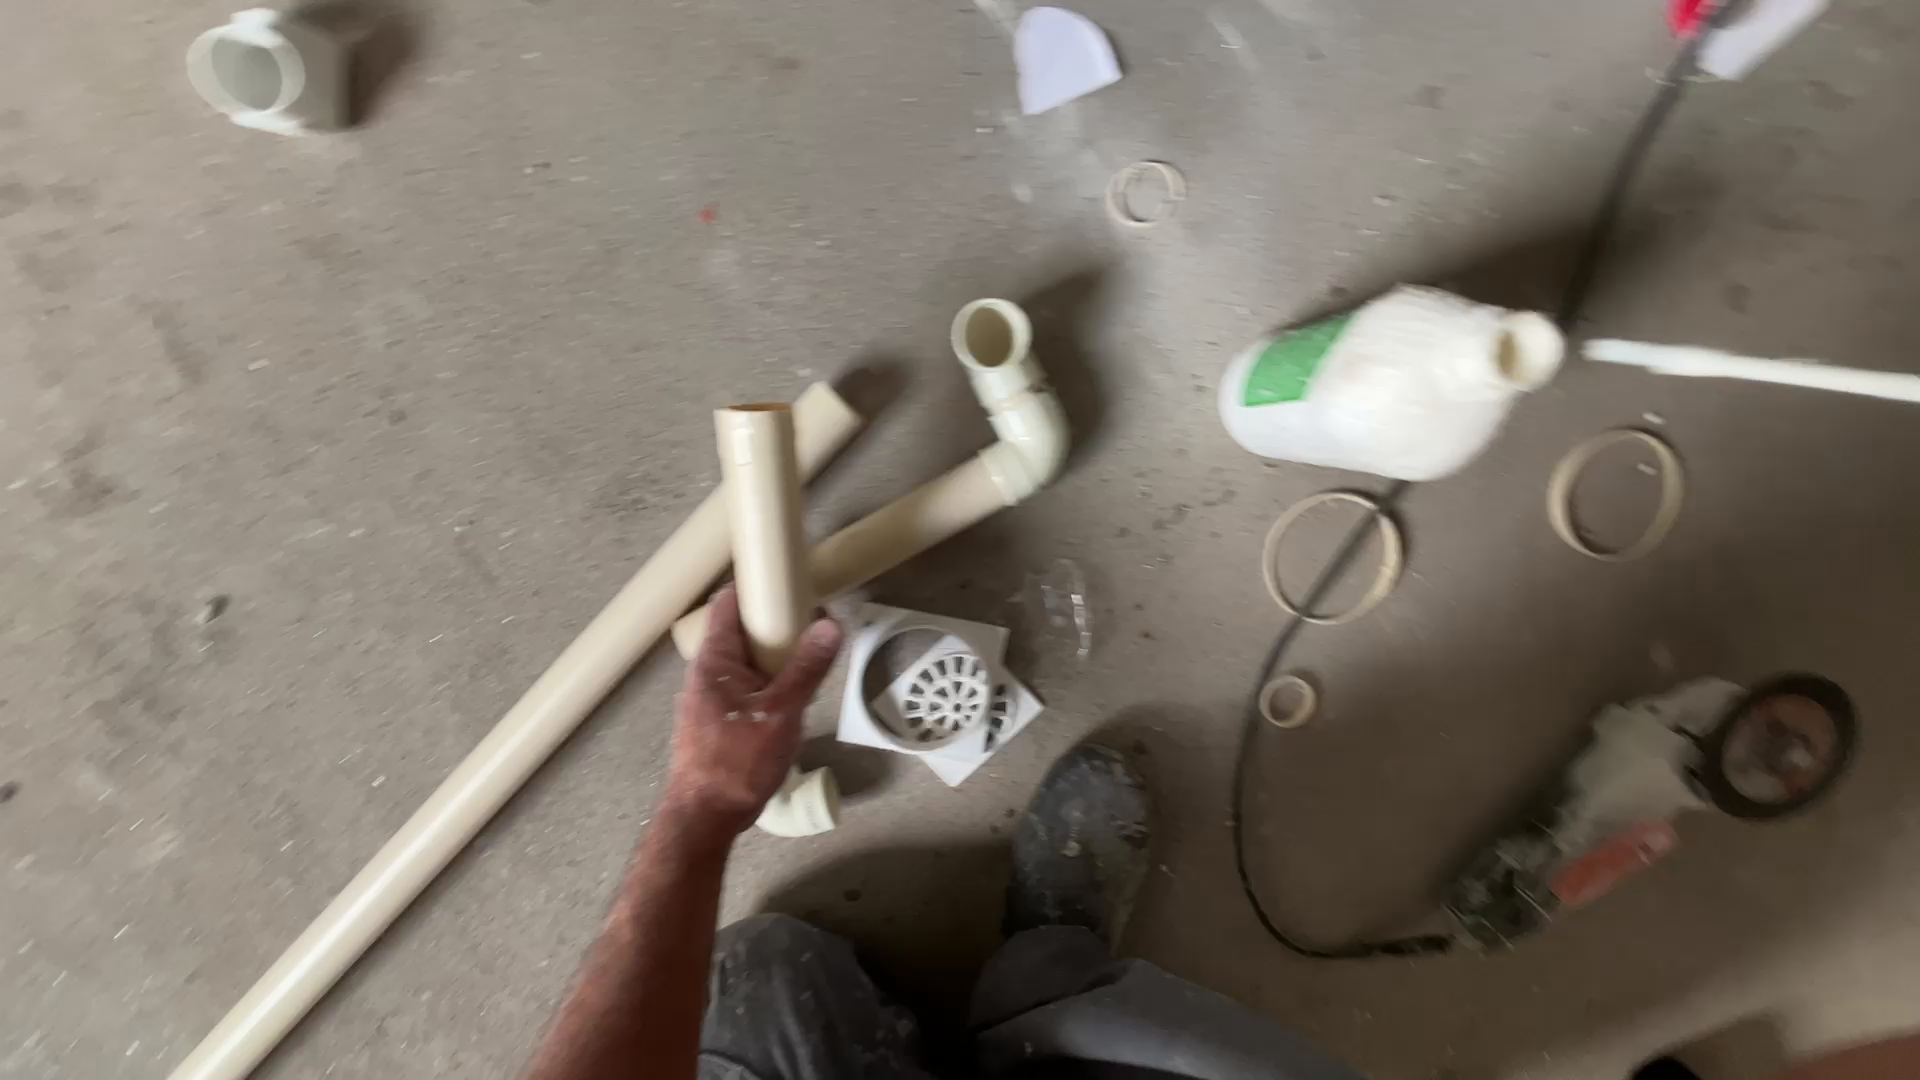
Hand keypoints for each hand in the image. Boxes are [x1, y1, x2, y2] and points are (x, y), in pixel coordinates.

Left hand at [663, 586, 843, 834]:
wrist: (704, 820)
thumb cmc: (736, 762)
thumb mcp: (781, 713)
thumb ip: (806, 669)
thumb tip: (830, 625)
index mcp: (713, 661)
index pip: (728, 603)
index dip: (756, 586)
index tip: (790, 581)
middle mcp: (706, 673)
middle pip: (740, 630)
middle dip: (776, 623)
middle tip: (813, 622)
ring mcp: (709, 698)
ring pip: (746, 660)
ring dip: (775, 655)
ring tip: (810, 658)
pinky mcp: (717, 720)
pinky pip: (747, 685)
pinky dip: (769, 680)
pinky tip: (793, 696)